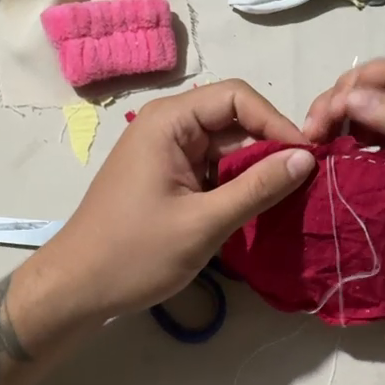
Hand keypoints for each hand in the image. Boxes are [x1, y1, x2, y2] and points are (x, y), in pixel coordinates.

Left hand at [30, 81, 313, 323]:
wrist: (77, 288)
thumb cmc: (134, 253)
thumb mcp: (204, 223)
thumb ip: (258, 187)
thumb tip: (307, 157)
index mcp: (169, 121)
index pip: (237, 96)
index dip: (276, 121)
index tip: (308, 156)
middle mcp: (168, 124)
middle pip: (233, 115)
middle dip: (271, 141)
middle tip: (307, 174)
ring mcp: (167, 149)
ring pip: (227, 141)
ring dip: (258, 162)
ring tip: (293, 189)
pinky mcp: (169, 173)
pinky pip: (213, 163)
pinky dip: (239, 178)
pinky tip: (262, 200)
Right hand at [302, 60, 384, 307]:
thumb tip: (348, 96)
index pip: (379, 74)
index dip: (345, 90)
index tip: (320, 121)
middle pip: (363, 96)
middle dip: (332, 110)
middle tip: (307, 140)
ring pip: (359, 124)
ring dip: (333, 133)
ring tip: (313, 155)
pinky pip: (364, 153)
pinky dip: (343, 156)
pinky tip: (329, 169)